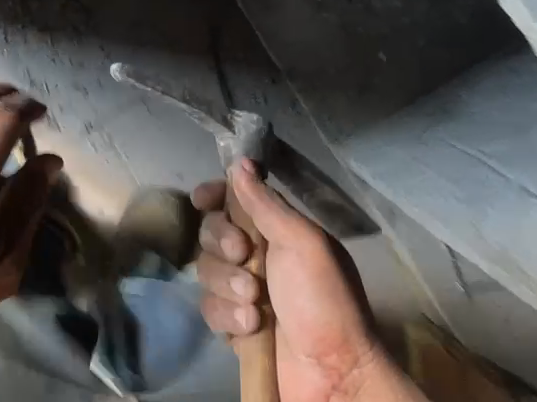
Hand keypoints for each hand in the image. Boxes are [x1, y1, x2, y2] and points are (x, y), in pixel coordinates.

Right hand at [194, 161, 422, 401]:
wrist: (333, 374)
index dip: (214, 195)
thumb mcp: (303, 243)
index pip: (233, 200)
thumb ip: (266, 203)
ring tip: (256, 303)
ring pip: (205, 269)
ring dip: (228, 284)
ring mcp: (242, 291)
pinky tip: (252, 327)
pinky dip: (228, 316)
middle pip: (211, 231)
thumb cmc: (324, 300)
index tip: (203, 199)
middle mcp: (256, 255)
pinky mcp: (233, 324)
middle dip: (222, 242)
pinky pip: (209, 307)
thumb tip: (239, 162)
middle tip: (245, 255)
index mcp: (277, 231)